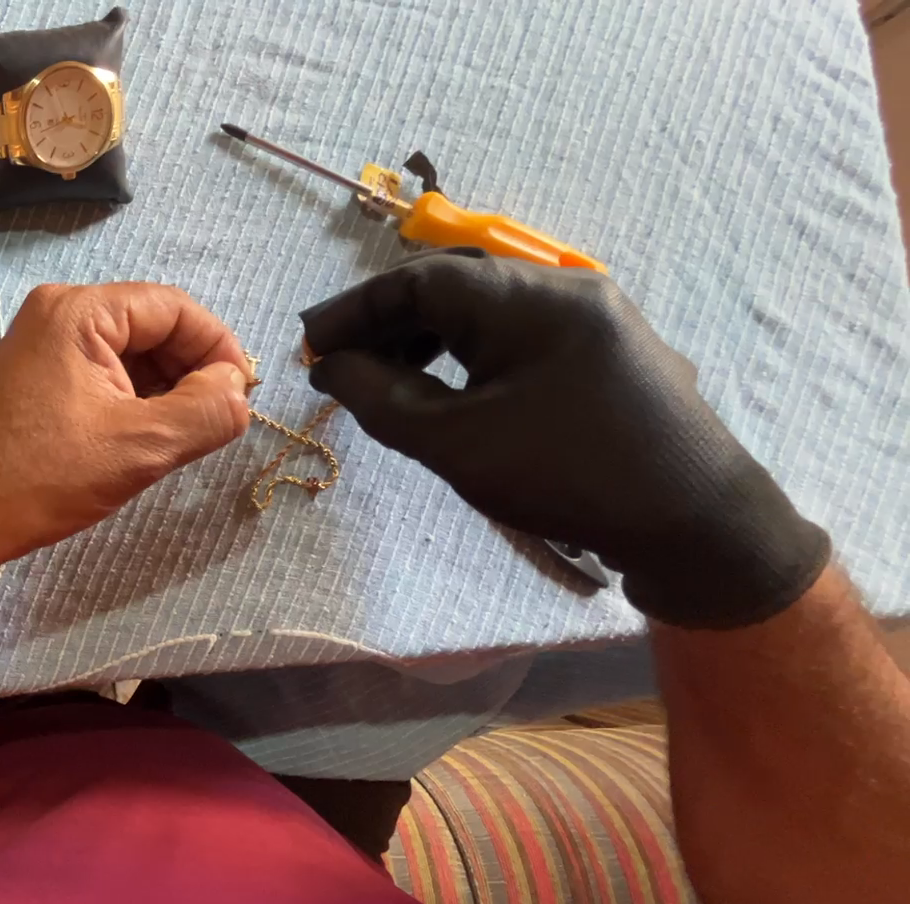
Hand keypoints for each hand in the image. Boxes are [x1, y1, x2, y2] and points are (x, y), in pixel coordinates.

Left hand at [0, 282, 250, 567]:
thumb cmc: (41, 480)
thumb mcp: (140, 447)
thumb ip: (207, 411)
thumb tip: (238, 390)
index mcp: (79, 311)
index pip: (174, 308)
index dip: (218, 349)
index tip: (241, 398)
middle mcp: (55, 314)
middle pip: (150, 328)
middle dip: (188, 374)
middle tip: (209, 427)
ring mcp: (38, 347)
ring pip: (126, 357)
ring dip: (160, 394)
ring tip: (172, 442)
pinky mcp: (31, 380)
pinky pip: (97, 377)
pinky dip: (128, 404)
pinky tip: (136, 442)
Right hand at [301, 250, 827, 628]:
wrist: (695, 524)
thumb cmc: (564, 476)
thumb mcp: (450, 440)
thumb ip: (376, 395)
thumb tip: (328, 364)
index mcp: (531, 301)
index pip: (420, 279)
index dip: (354, 309)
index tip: (308, 345)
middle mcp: (565, 291)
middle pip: (451, 286)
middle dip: (382, 322)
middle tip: (334, 363)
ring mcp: (589, 320)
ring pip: (481, 309)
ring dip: (418, 337)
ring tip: (377, 378)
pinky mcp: (598, 351)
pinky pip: (510, 334)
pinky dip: (458, 352)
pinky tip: (436, 386)